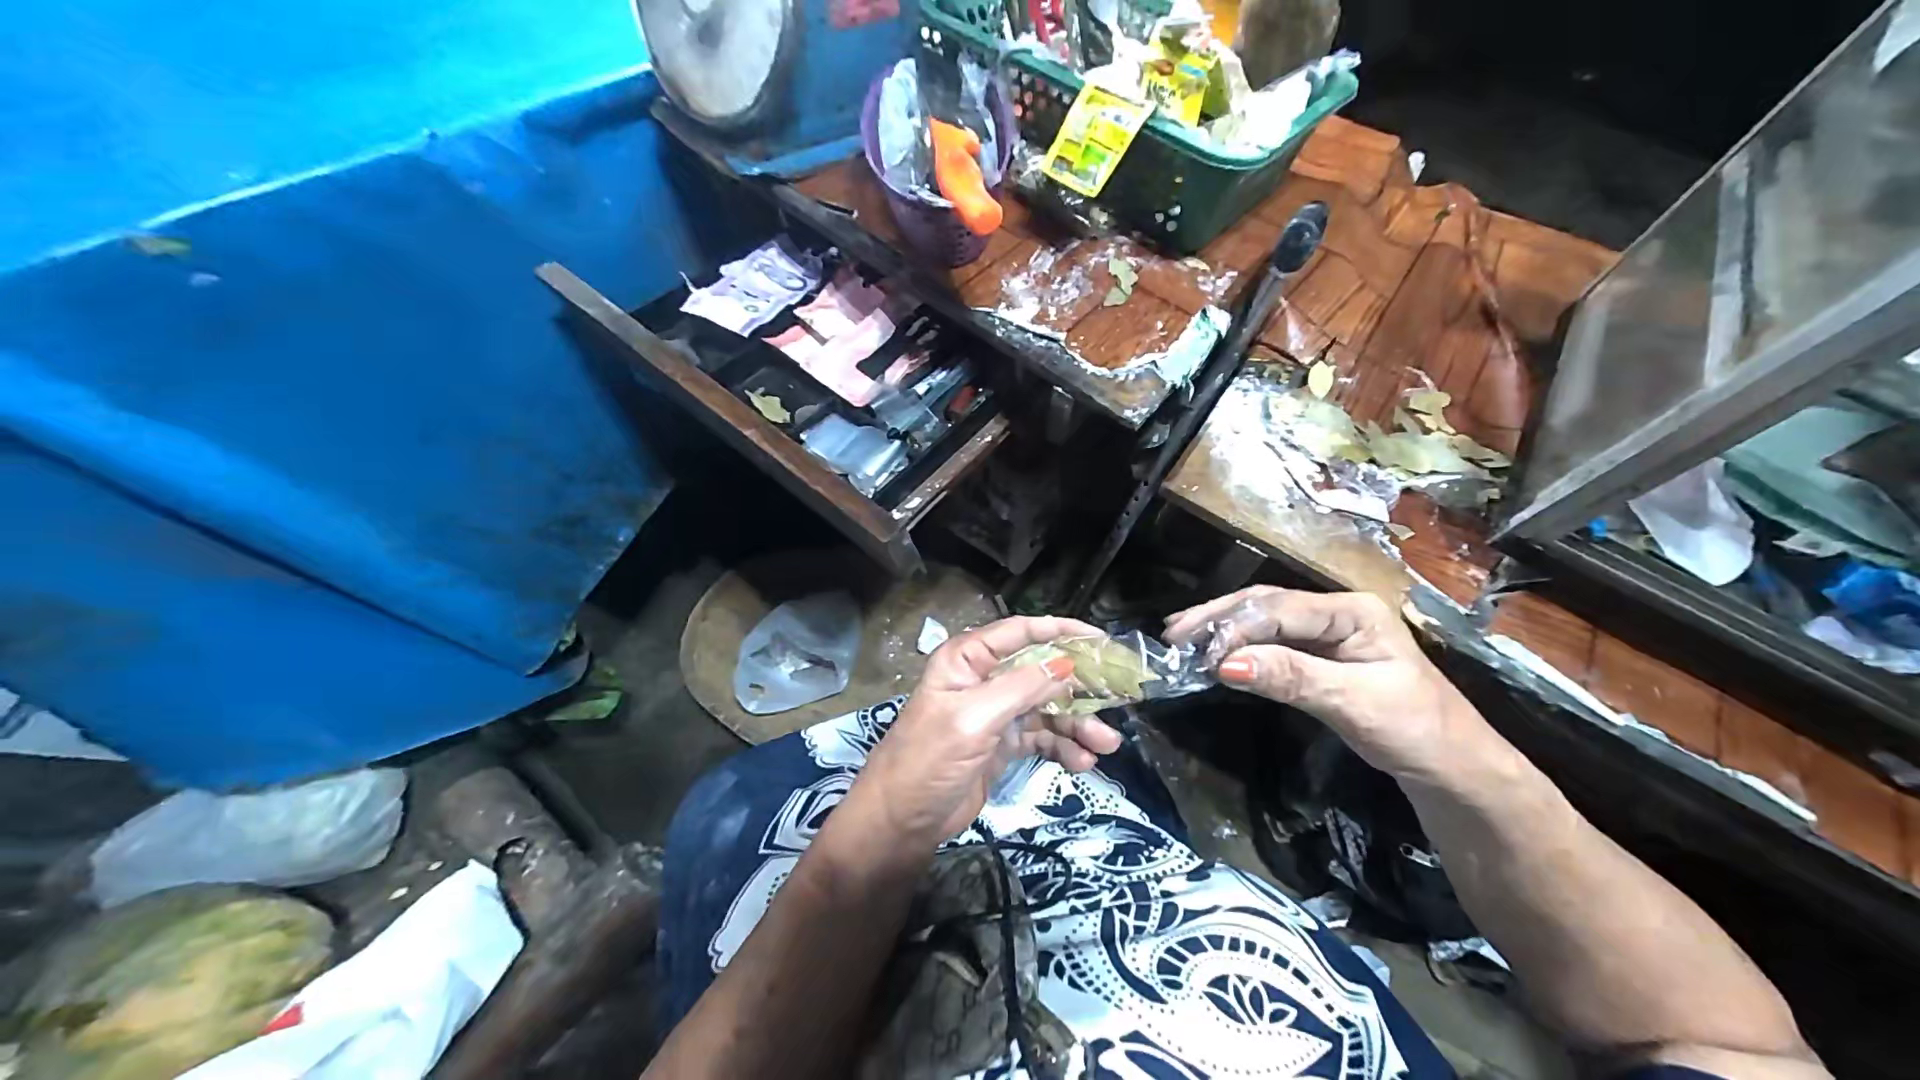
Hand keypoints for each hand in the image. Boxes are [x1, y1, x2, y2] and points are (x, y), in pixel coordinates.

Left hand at [853, 616, 1125, 847]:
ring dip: (1077, 725)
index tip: (1100, 639)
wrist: (902, 821)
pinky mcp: (1001, 745)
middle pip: (1041, 672)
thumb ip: (1022, 688)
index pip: (1020, 632)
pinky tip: (1082, 764)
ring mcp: (994, 714)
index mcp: (967, 660)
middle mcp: (983, 680)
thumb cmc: (929, 759)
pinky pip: (1041, 738)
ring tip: (1105, 746)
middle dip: (1079, 688)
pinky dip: (1063, 748)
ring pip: (1046, 709)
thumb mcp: (974, 718)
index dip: (1060, 631)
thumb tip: (1067, 665)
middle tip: (1117, 700)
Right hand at [1164, 586, 1493, 782]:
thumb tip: (1225, 664)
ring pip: (1263, 621)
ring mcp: (1326, 633)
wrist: (1454, 770)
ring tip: (1180, 638)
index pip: (1279, 609)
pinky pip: (1269, 643)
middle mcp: (1335, 611)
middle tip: (1172, 635)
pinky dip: (1238, 648)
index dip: (1234, 627)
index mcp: (1352, 610)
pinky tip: (1214, 653)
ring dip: (1222, 628)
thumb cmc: (1416, 731)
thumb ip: (1291, 677)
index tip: (1195, 652)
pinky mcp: (1318, 656)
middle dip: (1217, 617)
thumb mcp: (1354, 703)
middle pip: (1264, 605)